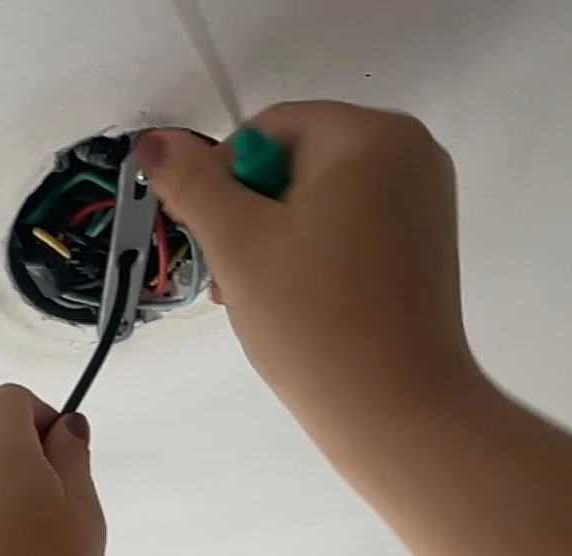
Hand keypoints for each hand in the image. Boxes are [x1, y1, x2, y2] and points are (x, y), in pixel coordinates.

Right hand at [137, 102, 491, 435]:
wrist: (390, 408)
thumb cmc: (312, 320)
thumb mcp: (237, 245)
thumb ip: (191, 185)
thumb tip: (151, 141)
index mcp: (370, 136)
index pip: (264, 131)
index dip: (222, 184)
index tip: (214, 245)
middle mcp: (409, 154)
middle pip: (290, 165)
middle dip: (247, 219)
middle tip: (234, 281)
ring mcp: (420, 204)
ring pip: (313, 203)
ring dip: (270, 244)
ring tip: (259, 300)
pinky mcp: (418, 248)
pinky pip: (343, 232)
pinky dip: (307, 260)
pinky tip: (294, 305)